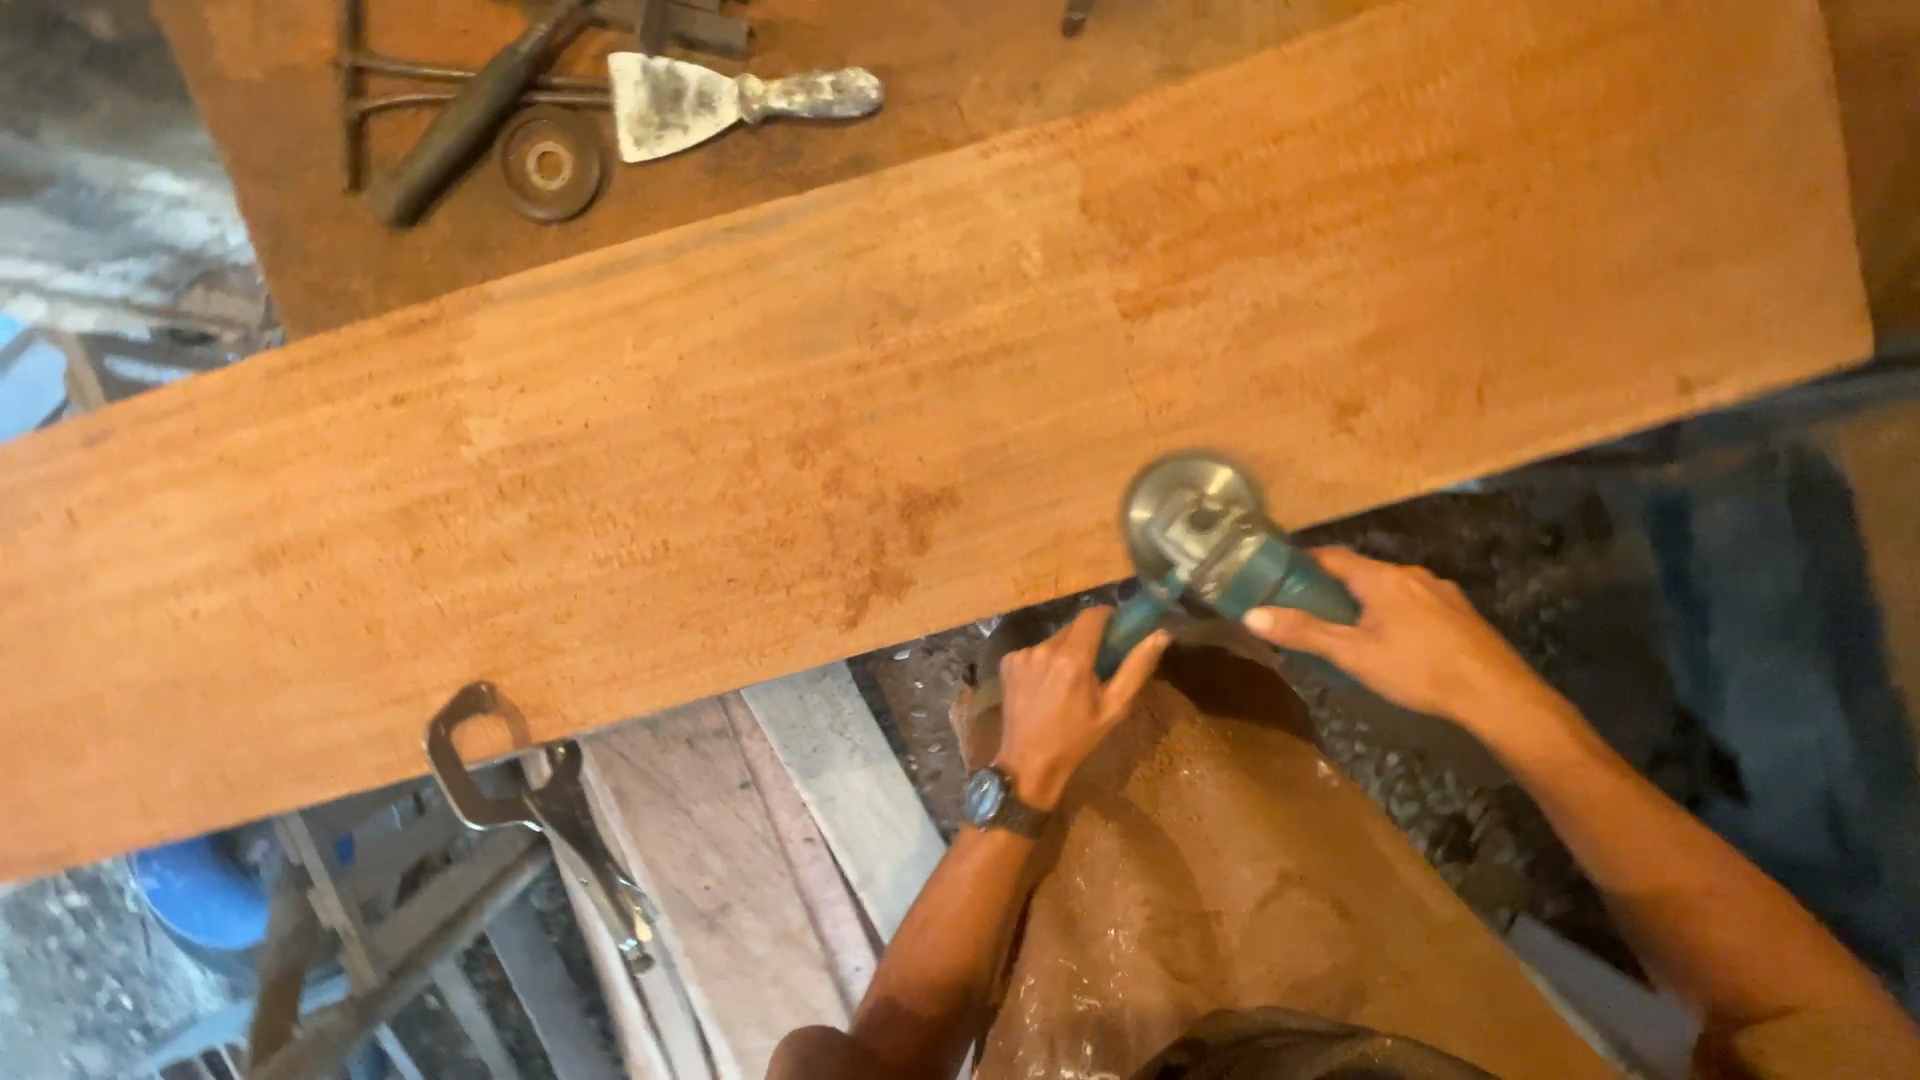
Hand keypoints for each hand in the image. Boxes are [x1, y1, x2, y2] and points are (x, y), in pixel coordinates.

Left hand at [992, 607, 1170, 810]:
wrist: (1029, 762)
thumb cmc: (1077, 738)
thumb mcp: (1113, 708)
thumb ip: (1136, 667)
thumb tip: (1160, 635)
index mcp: (1072, 659)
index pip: (1092, 615)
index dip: (1107, 616)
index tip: (1117, 627)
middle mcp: (1044, 649)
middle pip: (1073, 628)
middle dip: (1087, 640)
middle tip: (1096, 664)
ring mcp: (1022, 655)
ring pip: (1053, 640)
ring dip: (1064, 652)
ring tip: (1068, 682)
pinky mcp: (1007, 662)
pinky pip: (1034, 651)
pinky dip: (1044, 662)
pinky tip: (1045, 687)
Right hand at [1242, 547, 1564, 731]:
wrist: (1499, 695)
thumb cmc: (1418, 670)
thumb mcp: (1353, 655)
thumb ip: (1304, 632)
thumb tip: (1250, 614)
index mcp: (1381, 578)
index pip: (1331, 555)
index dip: (1303, 560)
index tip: (1279, 572)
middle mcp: (1410, 574)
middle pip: (1361, 570)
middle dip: (1332, 584)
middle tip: (1306, 605)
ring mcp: (1440, 591)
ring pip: (1389, 587)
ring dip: (1365, 599)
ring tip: (1347, 625)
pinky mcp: (1459, 612)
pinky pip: (1414, 601)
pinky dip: (1393, 611)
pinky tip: (1393, 638)